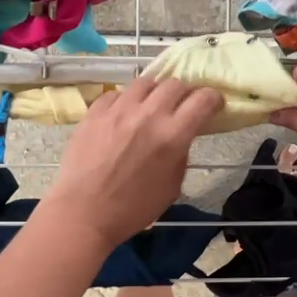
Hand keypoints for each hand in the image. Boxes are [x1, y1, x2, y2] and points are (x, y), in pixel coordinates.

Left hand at [41, 78, 224, 252]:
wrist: (83, 213)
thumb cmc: (132, 209)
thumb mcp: (172, 186)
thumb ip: (181, 154)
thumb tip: (181, 136)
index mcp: (172, 136)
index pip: (202, 100)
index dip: (213, 98)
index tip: (213, 104)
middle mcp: (148, 115)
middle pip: (175, 84)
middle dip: (185, 93)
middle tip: (181, 106)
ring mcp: (119, 110)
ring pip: (145, 82)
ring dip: (155, 92)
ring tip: (151, 105)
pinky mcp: (95, 112)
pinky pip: (116, 94)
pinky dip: (125, 101)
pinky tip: (123, 115)